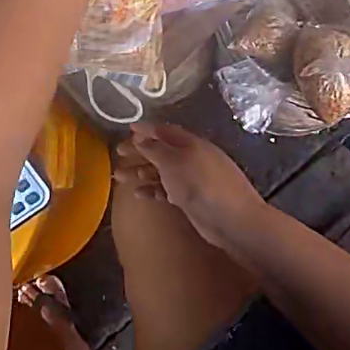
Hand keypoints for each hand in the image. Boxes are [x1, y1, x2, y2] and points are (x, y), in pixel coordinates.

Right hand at [115, 122, 267, 251]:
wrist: (231, 219)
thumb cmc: (201, 184)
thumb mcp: (175, 162)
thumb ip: (155, 149)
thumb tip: (140, 136)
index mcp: (191, 143)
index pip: (164, 131)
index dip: (145, 130)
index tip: (127, 129)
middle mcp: (192, 158)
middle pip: (161, 151)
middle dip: (139, 152)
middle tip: (118, 154)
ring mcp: (193, 179)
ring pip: (162, 172)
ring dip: (142, 172)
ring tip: (119, 177)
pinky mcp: (192, 199)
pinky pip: (167, 190)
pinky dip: (153, 190)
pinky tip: (138, 194)